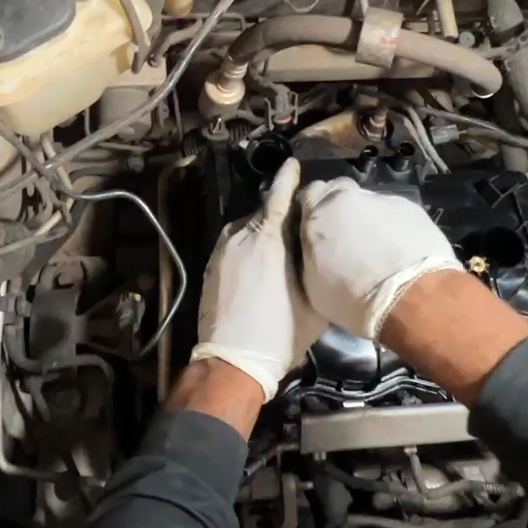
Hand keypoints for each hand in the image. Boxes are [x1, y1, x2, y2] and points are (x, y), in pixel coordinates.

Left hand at [189, 159, 326, 401]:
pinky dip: (248, 247)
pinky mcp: (210, 267)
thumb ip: (314, 264)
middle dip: (280, 214)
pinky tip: (261, 264)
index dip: (288, 179)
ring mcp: (220, 252)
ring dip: (262, 233)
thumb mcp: (313, 299)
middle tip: (300, 224)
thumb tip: (317, 249)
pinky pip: (233, 246)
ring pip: (246, 230)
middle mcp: (239, 237)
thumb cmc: (279, 333)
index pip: (279, 196)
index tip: (293, 164)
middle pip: (263, 214)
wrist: (232, 362)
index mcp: (267, 238)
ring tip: (282, 246)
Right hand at [298, 178, 463, 338]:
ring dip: (371, 219)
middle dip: (342, 208)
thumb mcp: (313, 283)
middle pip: (340, 191)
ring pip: (370, 203)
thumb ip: (311, 252)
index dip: (315, 208)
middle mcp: (347, 198)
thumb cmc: (353, 297)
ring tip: (382, 249)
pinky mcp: (411, 207)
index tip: (321, 227)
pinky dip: (396, 227)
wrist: (410, 297)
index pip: (310, 193)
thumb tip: (316, 247)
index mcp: (318, 214)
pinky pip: (396, 213)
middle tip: (349, 237)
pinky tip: (403, 250)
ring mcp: (382, 199)